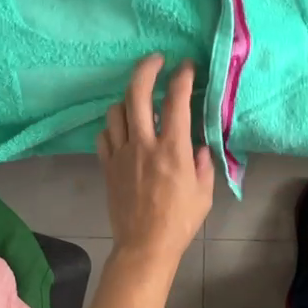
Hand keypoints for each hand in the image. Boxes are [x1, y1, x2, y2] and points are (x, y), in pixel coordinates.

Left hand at [97, 54, 213, 271]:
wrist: (145, 246)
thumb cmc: (179, 223)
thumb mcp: (203, 195)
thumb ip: (202, 166)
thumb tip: (197, 148)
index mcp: (173, 149)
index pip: (177, 100)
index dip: (182, 77)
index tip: (186, 67)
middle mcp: (144, 144)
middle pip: (137, 92)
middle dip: (146, 69)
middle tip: (156, 61)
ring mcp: (121, 154)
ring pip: (116, 110)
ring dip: (128, 100)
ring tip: (138, 102)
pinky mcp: (107, 167)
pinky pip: (104, 136)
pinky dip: (112, 127)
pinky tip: (122, 132)